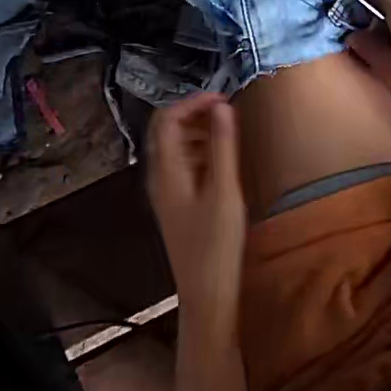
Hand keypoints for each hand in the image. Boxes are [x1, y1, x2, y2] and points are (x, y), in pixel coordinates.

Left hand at [144, 92, 245, 330]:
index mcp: (166, 170)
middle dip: (195, 113)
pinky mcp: (179, 201)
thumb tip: (223, 106)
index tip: (223, 99)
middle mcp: (160, 176)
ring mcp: (168, 189)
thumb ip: (223, 146)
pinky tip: (225, 157)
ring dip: (200, 131)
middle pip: (168, 130)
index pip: (166, 119)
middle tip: (228, 111)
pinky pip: (185, 163)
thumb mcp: (224, 190)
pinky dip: (203, 150)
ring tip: (230, 129)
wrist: (206, 292)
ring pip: (177, 146)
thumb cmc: (215, 243)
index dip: (192, 102)